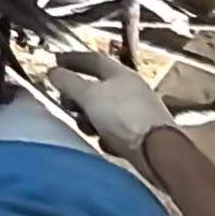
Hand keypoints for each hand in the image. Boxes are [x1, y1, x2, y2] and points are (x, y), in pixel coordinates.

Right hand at [46, 51, 177, 179]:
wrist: (161, 156)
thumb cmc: (122, 117)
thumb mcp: (87, 94)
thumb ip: (66, 81)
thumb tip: (52, 72)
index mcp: (121, 74)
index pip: (92, 58)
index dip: (72, 58)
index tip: (54, 62)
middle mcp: (133, 90)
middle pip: (97, 86)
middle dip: (77, 94)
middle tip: (65, 101)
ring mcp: (142, 113)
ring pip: (105, 109)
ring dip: (90, 116)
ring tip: (85, 126)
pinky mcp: (146, 136)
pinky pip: (117, 129)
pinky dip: (106, 132)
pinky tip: (104, 142)